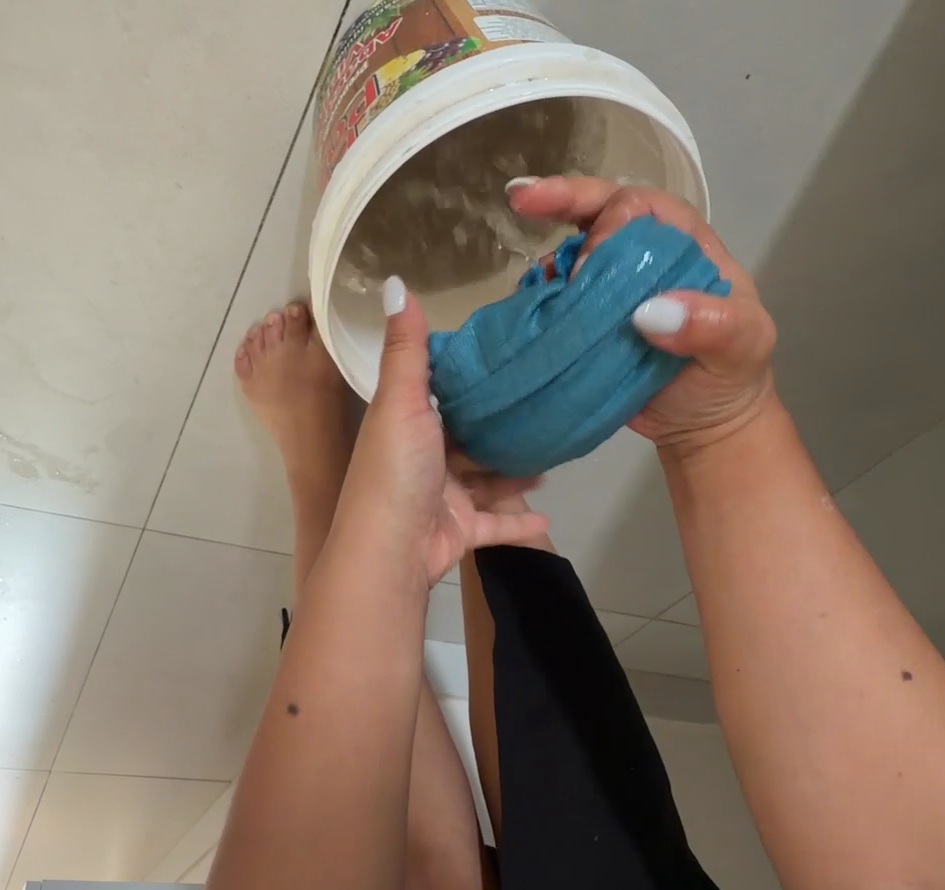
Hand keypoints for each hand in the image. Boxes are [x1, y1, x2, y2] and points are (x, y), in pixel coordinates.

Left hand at [338, 278, 548, 584]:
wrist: (388, 551)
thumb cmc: (395, 469)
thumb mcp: (400, 400)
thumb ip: (406, 348)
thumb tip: (395, 282)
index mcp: (406, 425)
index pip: (438, 395)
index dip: (467, 378)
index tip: (507, 357)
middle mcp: (422, 459)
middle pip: (467, 439)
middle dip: (500, 428)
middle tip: (546, 406)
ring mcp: (441, 499)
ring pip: (485, 482)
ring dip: (515, 474)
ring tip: (555, 454)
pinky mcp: (458, 533)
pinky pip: (494, 526)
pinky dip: (519, 524)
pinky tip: (549, 517)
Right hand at [509, 178, 779, 454]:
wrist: (699, 424)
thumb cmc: (727, 377)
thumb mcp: (741, 347)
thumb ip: (712, 325)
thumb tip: (650, 311)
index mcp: (683, 248)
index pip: (641, 206)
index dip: (607, 216)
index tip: (586, 257)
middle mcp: (641, 260)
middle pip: (596, 214)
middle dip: (559, 208)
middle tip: (530, 222)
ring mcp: (608, 293)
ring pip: (569, 256)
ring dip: (545, 265)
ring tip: (530, 288)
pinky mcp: (584, 327)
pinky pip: (554, 302)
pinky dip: (535, 302)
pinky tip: (524, 310)